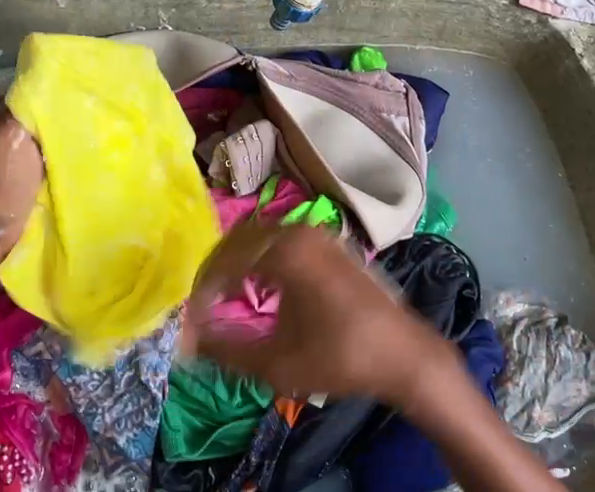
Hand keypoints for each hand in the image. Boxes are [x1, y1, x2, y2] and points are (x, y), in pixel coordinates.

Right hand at [188, 222, 453, 403]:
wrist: (404, 354)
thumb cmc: (341, 357)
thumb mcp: (278, 363)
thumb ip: (227, 350)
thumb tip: (189, 342)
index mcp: (285, 251)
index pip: (224, 260)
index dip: (202, 289)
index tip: (191, 318)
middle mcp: (300, 231)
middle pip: (239, 240)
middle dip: (216, 271)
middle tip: (203, 304)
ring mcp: (318, 233)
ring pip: (260, 237)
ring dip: (238, 263)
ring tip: (226, 297)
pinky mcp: (331, 243)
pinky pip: (281, 240)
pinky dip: (262, 258)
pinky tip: (260, 288)